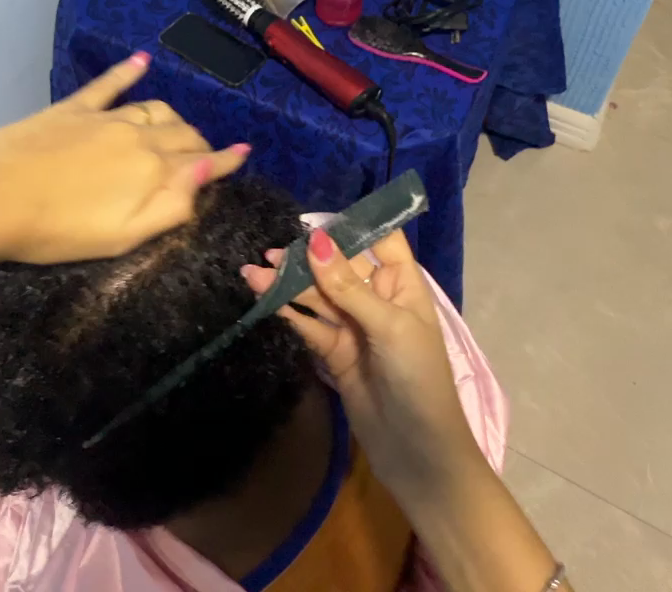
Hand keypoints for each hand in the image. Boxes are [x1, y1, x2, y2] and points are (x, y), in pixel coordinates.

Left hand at [0, 52, 249, 282]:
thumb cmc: (57, 231)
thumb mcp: (123, 236)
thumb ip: (171, 205)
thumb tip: (207, 172)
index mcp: (152, 170)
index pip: (201, 162)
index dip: (225, 160)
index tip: (243, 153)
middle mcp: (137, 136)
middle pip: (182, 132)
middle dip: (200, 143)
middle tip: (205, 156)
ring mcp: (104, 118)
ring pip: (154, 108)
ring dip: (173, 117)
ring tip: (179, 126)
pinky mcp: (73, 108)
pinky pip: (108, 84)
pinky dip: (127, 71)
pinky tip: (141, 60)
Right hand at [241, 227, 482, 494]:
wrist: (419, 454)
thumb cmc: (419, 379)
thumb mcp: (389, 327)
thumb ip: (347, 285)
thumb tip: (314, 239)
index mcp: (402, 283)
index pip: (377, 239)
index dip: (348, 226)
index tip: (310, 218)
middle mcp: (377, 298)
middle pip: (338, 266)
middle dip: (305, 258)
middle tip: (268, 252)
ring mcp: (354, 326)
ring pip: (318, 295)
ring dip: (288, 285)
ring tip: (252, 273)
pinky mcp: (335, 352)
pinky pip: (308, 324)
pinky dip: (286, 312)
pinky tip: (263, 298)